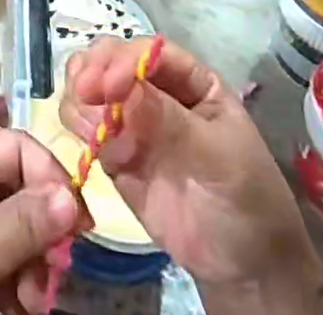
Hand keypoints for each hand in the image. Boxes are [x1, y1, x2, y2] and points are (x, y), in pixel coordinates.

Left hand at [0, 129, 85, 314]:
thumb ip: (24, 221)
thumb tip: (72, 195)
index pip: (18, 147)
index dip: (50, 176)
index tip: (77, 222)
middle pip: (28, 189)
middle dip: (46, 231)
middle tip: (53, 269)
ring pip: (29, 230)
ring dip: (39, 266)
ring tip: (31, 300)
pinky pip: (19, 262)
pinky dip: (28, 285)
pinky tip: (21, 307)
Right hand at [62, 37, 322, 313]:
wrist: (243, 269)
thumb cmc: (246, 199)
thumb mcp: (218, 157)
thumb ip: (169, 121)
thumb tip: (121, 88)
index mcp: (190, 80)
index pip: (149, 54)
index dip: (124, 61)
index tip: (107, 85)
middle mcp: (155, 89)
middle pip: (110, 61)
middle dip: (92, 71)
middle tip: (83, 94)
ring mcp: (130, 120)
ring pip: (89, 87)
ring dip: (79, 98)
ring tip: (88, 128)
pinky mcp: (112, 151)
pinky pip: (83, 125)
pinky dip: (76, 125)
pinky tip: (86, 142)